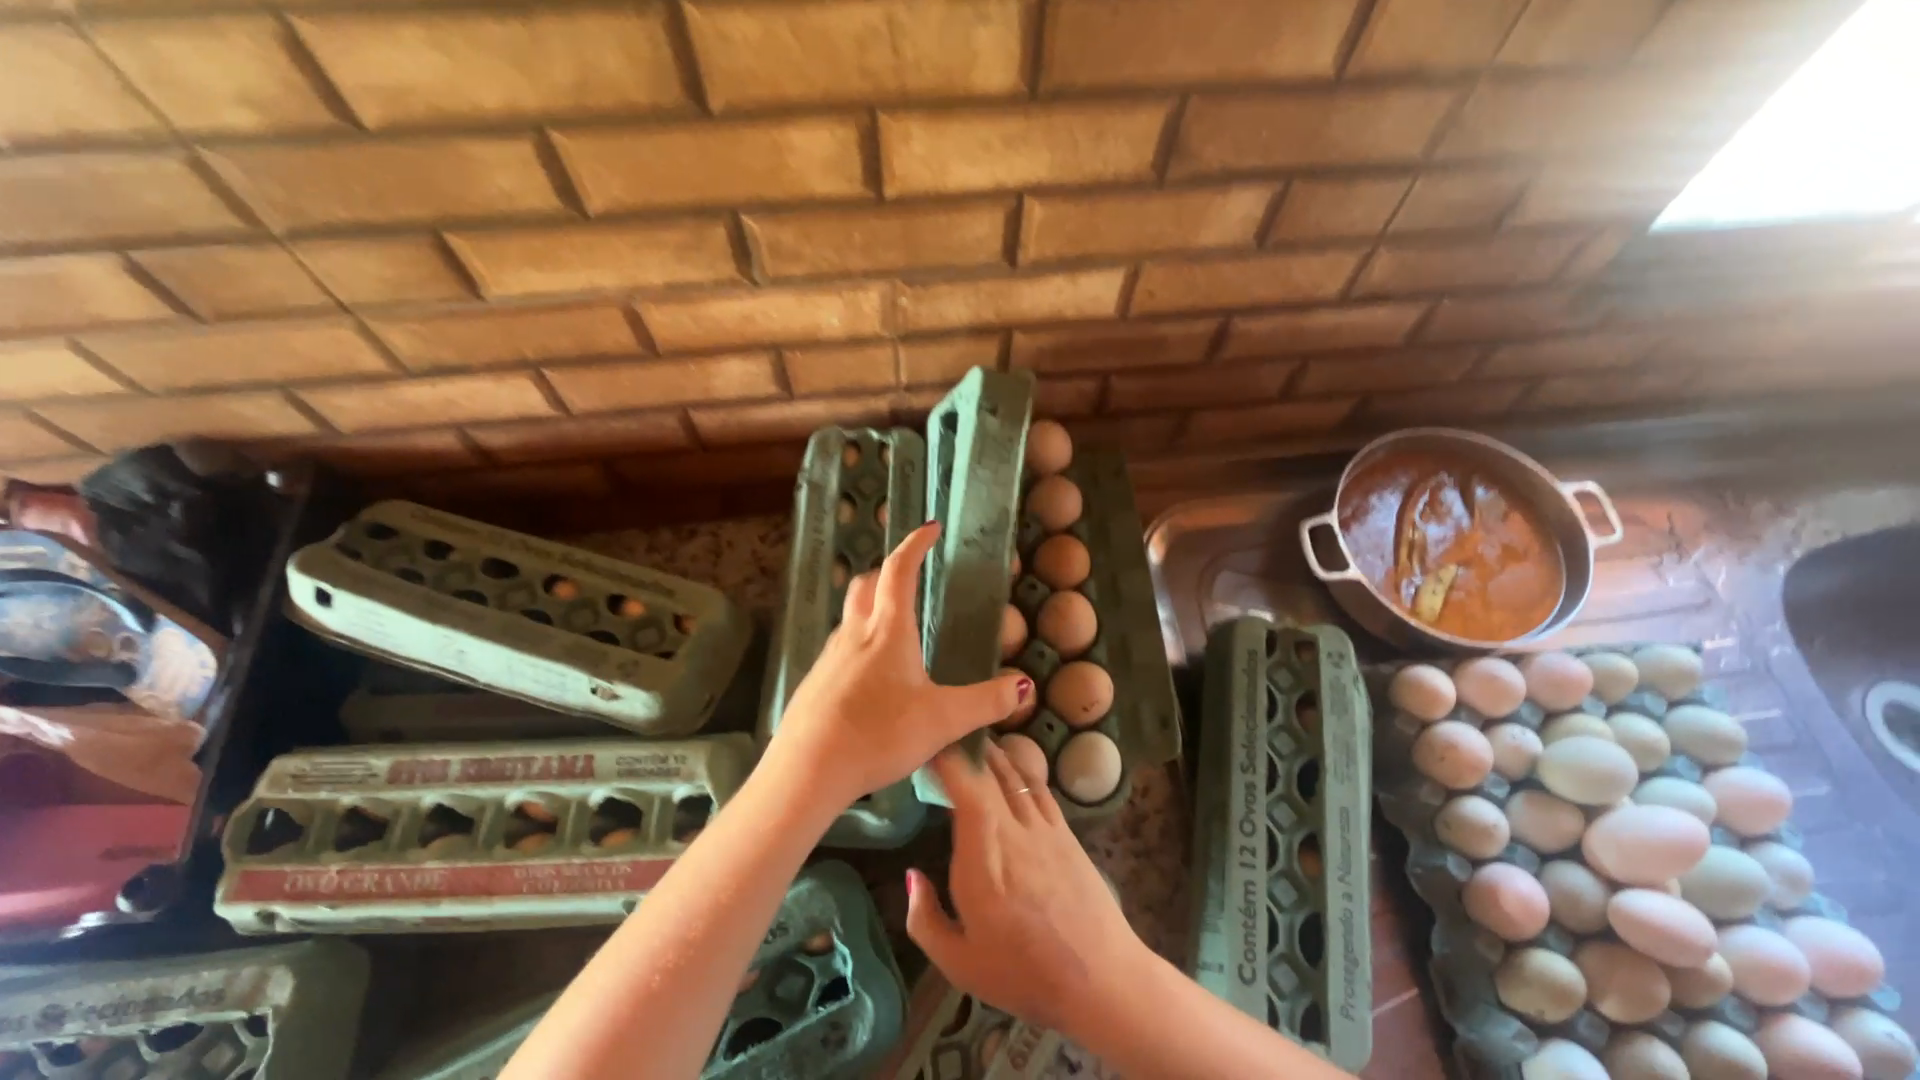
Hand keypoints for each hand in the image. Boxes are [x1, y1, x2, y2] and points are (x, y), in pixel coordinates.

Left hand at [767, 522, 1030, 810]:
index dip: (915, 546)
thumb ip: (986, 702)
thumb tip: (1026, 686)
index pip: (899, 572)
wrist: (807, 770)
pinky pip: (840, 651)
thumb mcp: (943, 720)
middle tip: (910, 577)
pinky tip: (871, 678)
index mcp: (887, 631)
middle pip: (865, 586)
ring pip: (850, 618)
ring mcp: (829, 660)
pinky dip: (859, 645)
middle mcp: (854, 636)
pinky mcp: (815, 686)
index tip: (930, 528)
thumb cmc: (878, 734)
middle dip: (887, 573)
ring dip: (871, 609)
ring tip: (895, 628)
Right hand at [905, 742, 1148, 1037]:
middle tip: (941, 733)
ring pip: (1015, 772)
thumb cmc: (1023, 974)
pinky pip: (1039, 788)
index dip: (944, 754)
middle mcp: (1013, 827)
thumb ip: (924, 917)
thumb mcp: (957, 962)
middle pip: (989, 768)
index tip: (923, 743)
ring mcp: (1045, 827)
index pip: (963, 781)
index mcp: (982, 852)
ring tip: (971, 738)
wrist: (1101, 980)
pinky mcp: (1067, 834)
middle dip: (964, 744)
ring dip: (992, 751)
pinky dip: (1020, 768)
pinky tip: (1010, 764)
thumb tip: (913, 876)